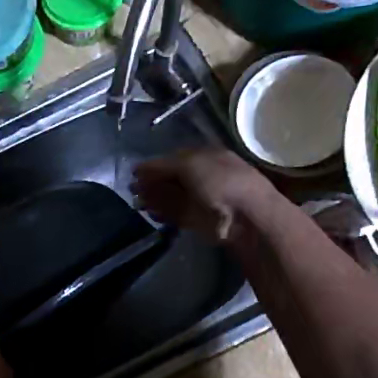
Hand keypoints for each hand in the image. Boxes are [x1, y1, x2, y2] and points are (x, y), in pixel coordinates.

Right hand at [131, 149, 278, 242]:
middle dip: (153, 183)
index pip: (175, 158)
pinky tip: (150, 214)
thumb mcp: (189, 163)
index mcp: (206, 156)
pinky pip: (178, 215)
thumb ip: (162, 166)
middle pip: (173, 179)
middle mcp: (205, 176)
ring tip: (137, 203)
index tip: (136, 173)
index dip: (155, 165)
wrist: (245, 215)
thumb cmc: (219, 180)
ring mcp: (203, 199)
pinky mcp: (201, 220)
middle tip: (133, 190)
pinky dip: (164, 214)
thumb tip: (138, 170)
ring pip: (173, 197)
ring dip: (155, 199)